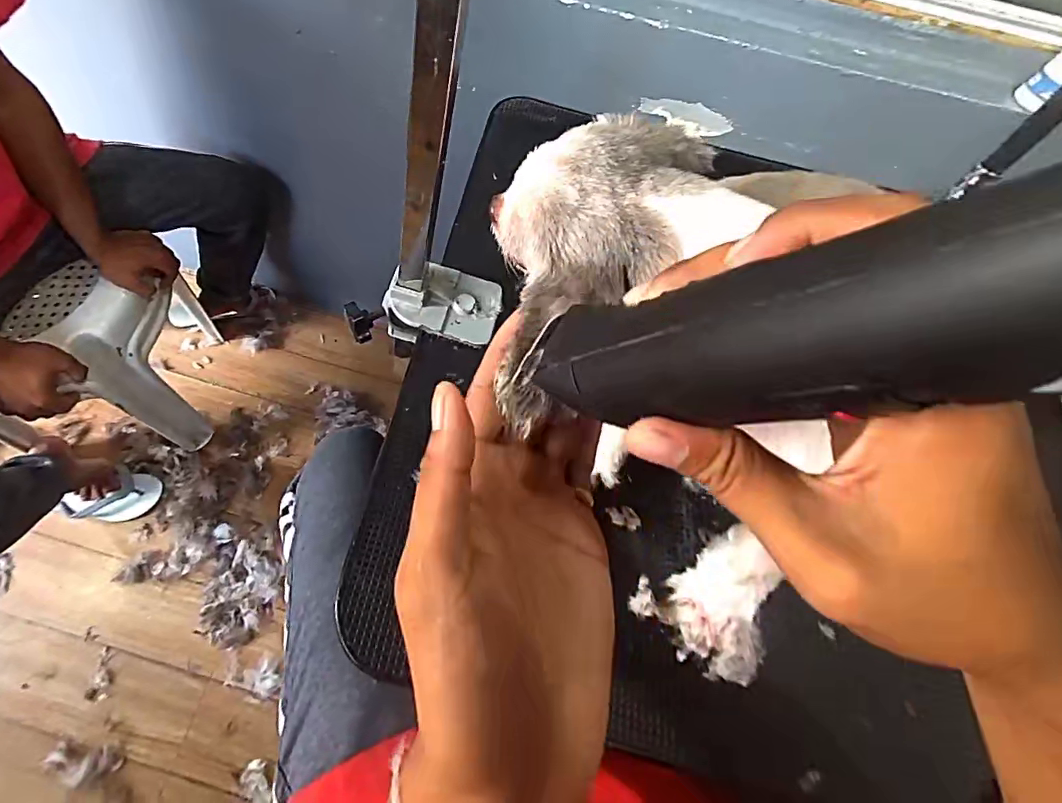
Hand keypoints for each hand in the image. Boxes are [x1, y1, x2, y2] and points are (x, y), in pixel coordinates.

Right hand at [0, 331, 87, 418]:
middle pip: (50, 411)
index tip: (75, 389)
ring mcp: (10, 409)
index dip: (74, 396)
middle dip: (58, 401)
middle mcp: (27, 410)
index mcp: (45, 402)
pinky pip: (15, 406)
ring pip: (32, 411)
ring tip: (43, 388)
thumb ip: (76, 370)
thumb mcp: (60, 359)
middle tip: (61, 389)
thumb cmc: (21, 358)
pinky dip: (22, 400)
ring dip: (40, 402)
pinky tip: (23, 389)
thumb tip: (82, 376)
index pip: (67, 406)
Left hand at [91, 230, 177, 298]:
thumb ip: (146, 290)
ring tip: (149, 269)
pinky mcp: (142, 234)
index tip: (160, 287)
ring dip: (160, 262)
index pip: (174, 270)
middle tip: (158, 279)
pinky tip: (141, 258)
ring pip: (163, 252)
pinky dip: (152, 253)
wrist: (99, 243)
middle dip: (167, 271)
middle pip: (171, 260)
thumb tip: (153, 292)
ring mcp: (151, 238)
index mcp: (160, 257)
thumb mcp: (129, 282)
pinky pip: (154, 246)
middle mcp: (160, 246)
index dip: (169, 281)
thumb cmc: (114, 263)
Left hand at [396, 314, 612, 802]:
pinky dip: (603, 432)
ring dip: (577, 390)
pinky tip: (624, 402)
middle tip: (585, 316)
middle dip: (546, 364)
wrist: (518, 745)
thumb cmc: (460, 660)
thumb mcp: (437, 568)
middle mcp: (503, 486)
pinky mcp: (583, 528)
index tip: (530, 316)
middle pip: (525, 408)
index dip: (500, 360)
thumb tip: (448, 395)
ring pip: (561, 430)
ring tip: (610, 345)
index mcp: (462, 488)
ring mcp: (545, 506)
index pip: (479, 406)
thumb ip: (444, 482)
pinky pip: (590, 467)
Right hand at [622, 193, 1061, 683]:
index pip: (864, 271)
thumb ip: (732, 475)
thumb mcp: (816, 544)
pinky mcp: (924, 371)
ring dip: (774, 278)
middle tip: (681, 285)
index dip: (791, 242)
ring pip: (850, 282)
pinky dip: (796, 310)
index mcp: (934, 380)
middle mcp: (945, 349)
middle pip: (850, 259)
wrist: (1018, 636)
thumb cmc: (929, 598)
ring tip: (702, 293)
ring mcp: (939, 357)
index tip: (721, 270)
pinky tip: (749, 320)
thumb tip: (644, 429)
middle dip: (759, 254)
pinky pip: (853, 318)